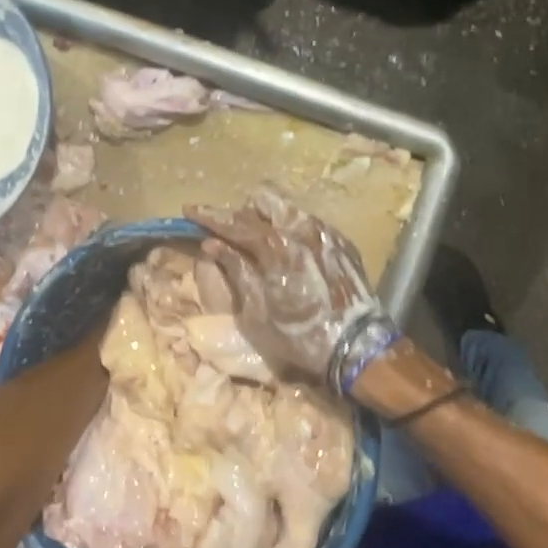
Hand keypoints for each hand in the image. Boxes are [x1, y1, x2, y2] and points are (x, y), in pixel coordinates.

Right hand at [185, 187, 399, 393]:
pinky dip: (293, 232)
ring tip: (263, 245)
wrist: (357, 347)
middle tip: (233, 235)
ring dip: (269, 220)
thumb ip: (235, 270)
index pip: (234, 222)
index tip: (190, 210)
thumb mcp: (256, 310)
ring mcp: (325, 231)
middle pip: (264, 200)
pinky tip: (292, 256)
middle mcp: (301, 227)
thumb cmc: (298, 335)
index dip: (209, 216)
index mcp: (276, 245)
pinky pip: (309, 224)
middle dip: (244, 212)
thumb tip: (212, 244)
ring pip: (288, 209)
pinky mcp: (342, 241)